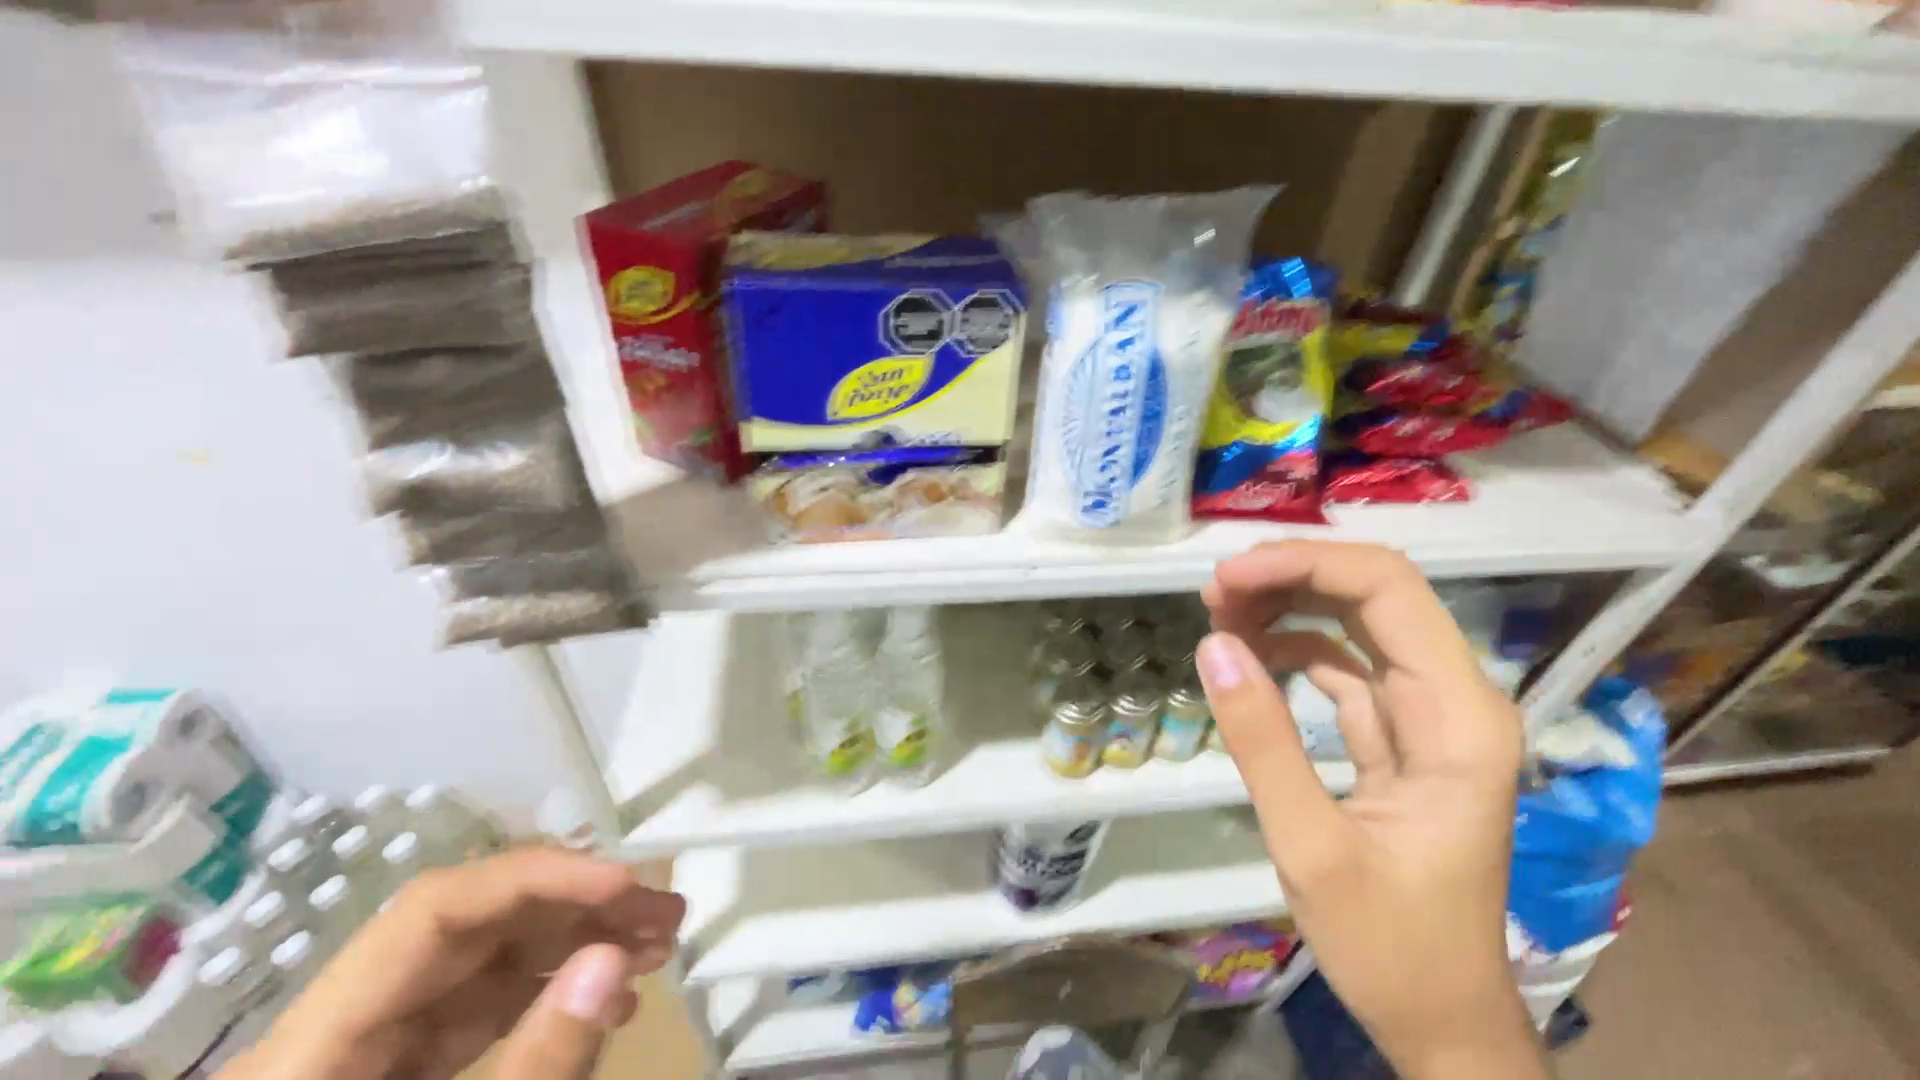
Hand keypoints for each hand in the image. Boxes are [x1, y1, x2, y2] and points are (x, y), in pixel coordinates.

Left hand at [222, 847, 686, 1079]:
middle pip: (466, 928)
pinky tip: (611, 998)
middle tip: (664, 911)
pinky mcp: (394, 1072)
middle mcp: (332, 1028)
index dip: (535, 879)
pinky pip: (477, 1012)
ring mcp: (364, 1051)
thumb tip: (615, 958)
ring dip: (575, 945)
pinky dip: (548, 996)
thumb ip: (536, 1064)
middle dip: (575, 909)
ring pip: (480, 964)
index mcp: (307, 1049)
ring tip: (658, 944)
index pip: (432, 912)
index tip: (625, 883)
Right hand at [1198, 541, 1545, 1079]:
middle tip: (1211, 594)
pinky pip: (1348, 667)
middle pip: (1378, 595)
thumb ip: (1261, 740)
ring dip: (1290, 606)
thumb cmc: (1389, 946)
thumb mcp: (1311, 847)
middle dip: (1291, 577)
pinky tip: (1250, 654)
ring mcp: (1432, 719)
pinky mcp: (1403, 739)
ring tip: (1218, 615)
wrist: (1444, 1021)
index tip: (1224, 580)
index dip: (1304, 564)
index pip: (1388, 590)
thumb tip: (1212, 645)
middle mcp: (1457, 702)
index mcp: (1459, 718)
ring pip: (1361, 625)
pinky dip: (1295, 649)